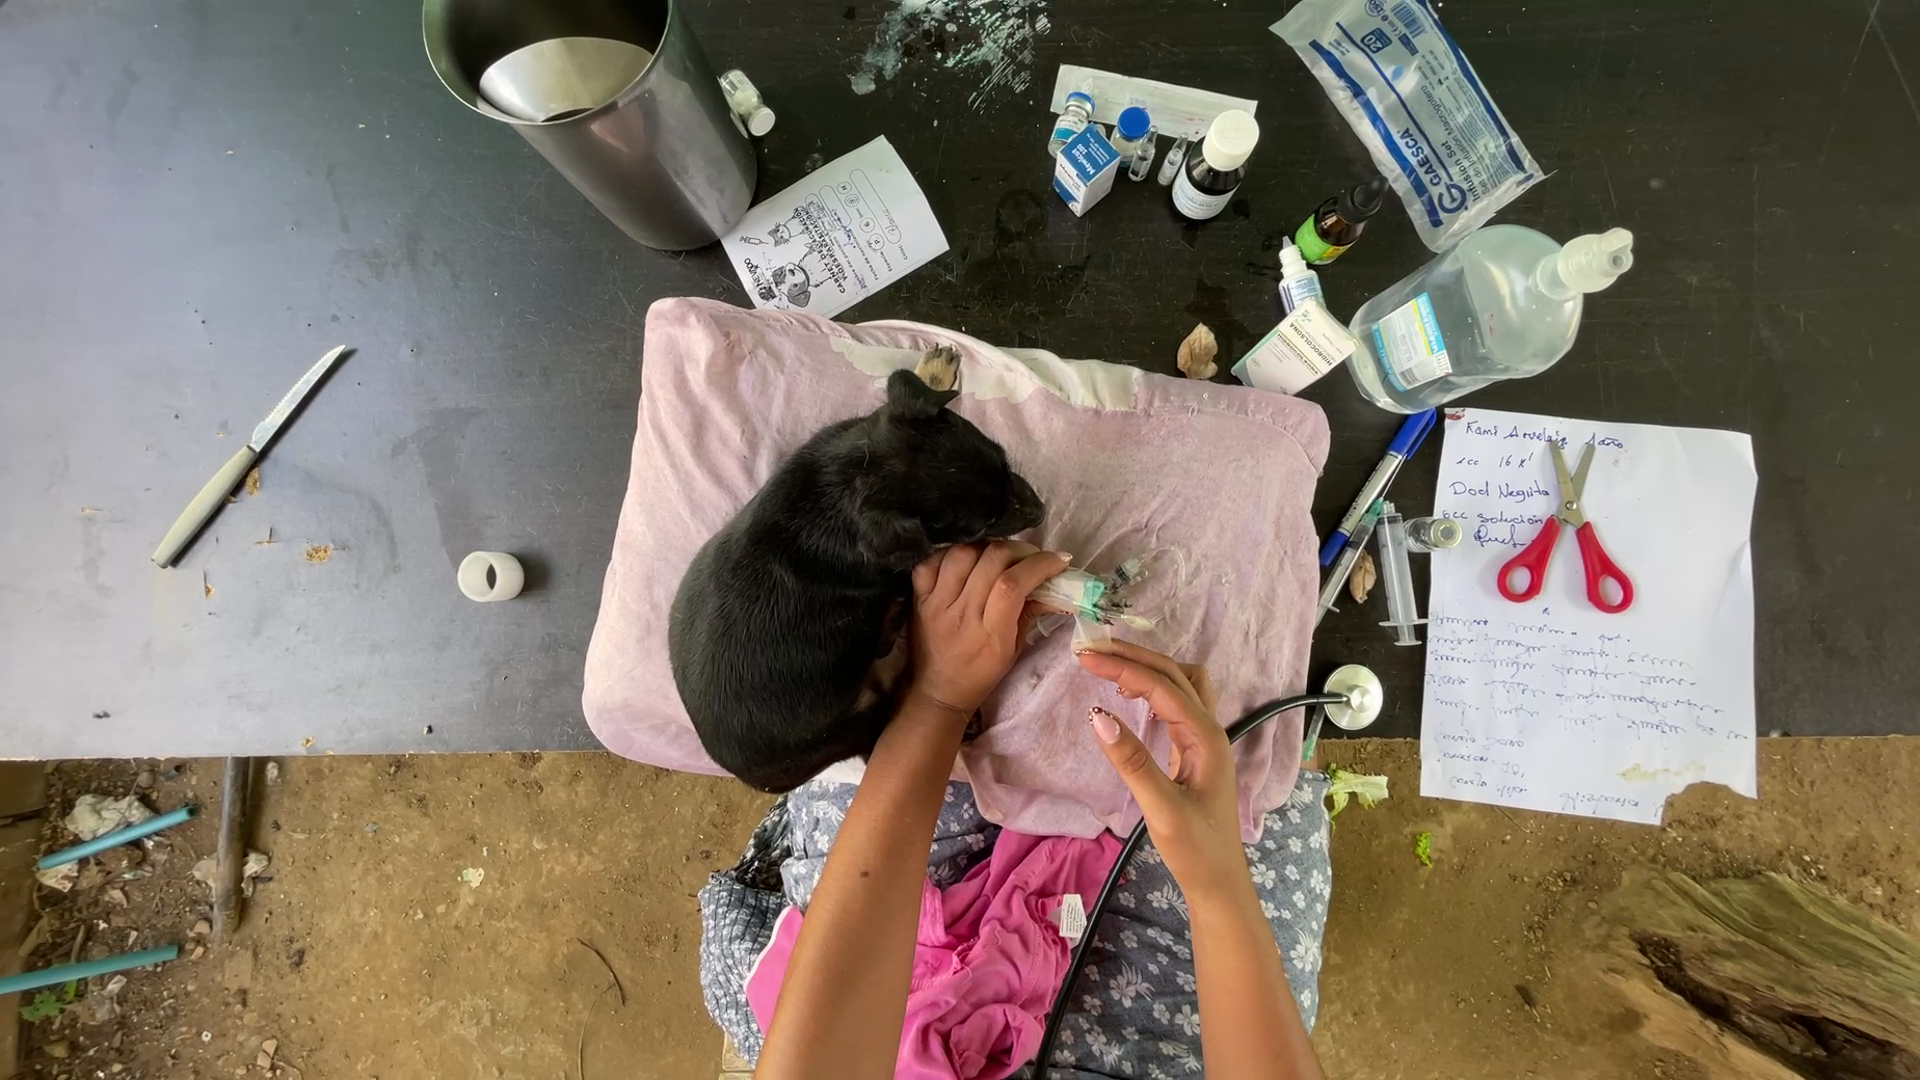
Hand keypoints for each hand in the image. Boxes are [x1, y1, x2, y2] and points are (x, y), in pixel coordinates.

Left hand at [909, 542, 1069, 717]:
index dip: (1038, 565)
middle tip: (1030, 556)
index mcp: (990, 633)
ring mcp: (936, 604)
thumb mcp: (1013, 650)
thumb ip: (1030, 613)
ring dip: (986, 547)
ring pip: (962, 554)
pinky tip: (965, 562)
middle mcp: (962, 614)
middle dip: (1019, 549)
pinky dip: (949, 554)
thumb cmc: (980, 674)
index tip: (1058, 561)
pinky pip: (930, 563)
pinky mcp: (918, 598)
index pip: (1012, 585)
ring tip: (997, 555)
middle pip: (991, 561)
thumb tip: (1055, 583)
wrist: (937, 691)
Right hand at [1079, 641, 1250, 905]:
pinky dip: (1151, 685)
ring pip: (1180, 682)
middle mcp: (1209, 729)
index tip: (1084, 658)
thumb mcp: (1160, 809)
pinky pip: (1175, 701)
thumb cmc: (1194, 850)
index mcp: (1205, 737)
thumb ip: (1131, 761)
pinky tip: (1128, 691)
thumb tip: (1097, 715)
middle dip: (1133, 656)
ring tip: (1108, 662)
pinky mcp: (1194, 748)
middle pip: (1174, 673)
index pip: (1161, 686)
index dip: (1122, 667)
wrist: (1219, 883)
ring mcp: (1204, 737)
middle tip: (1091, 651)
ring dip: (1146, 665)